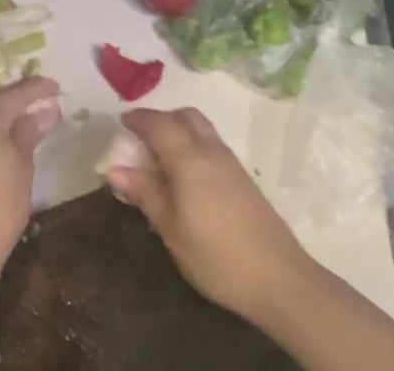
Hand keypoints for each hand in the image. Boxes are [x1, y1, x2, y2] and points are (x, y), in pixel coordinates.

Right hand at [105, 107, 315, 319]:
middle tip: (141, 140)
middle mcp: (212, 151)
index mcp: (190, 160)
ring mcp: (232, 164)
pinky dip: (193, 147)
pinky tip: (184, 178)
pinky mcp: (243, 179)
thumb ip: (146, 194)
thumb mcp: (172, 229)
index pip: (160, 124)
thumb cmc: (216, 257)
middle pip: (186, 117)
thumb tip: (115, 169)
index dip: (139, 119)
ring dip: (179, 132)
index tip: (121, 123)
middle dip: (162, 119)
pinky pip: (212, 147)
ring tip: (159, 160)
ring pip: (202, 130)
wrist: (278, 277)